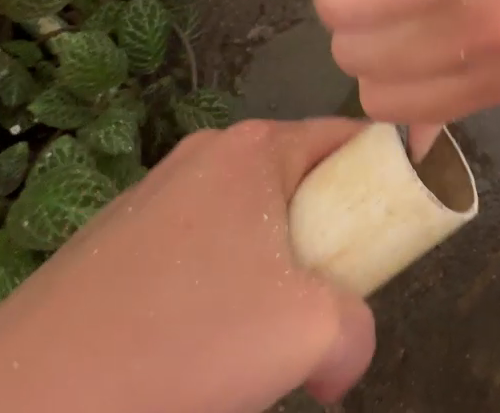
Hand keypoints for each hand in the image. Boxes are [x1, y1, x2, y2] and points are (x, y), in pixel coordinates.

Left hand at [0, 119, 375, 412]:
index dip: (388, 176)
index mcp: (254, 150)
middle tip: (329, 296)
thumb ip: (358, 334)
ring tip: (257, 336)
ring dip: (273, 272)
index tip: (394, 233)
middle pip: (302, 182)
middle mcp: (202, 158)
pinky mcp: (105, 250)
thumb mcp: (309, 334)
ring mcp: (147, 201)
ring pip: (249, 224)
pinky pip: (196, 256)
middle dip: (328, 238)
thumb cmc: (181, 344)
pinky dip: (217, 294)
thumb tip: (339, 361)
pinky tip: (192, 353)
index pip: (352, 137)